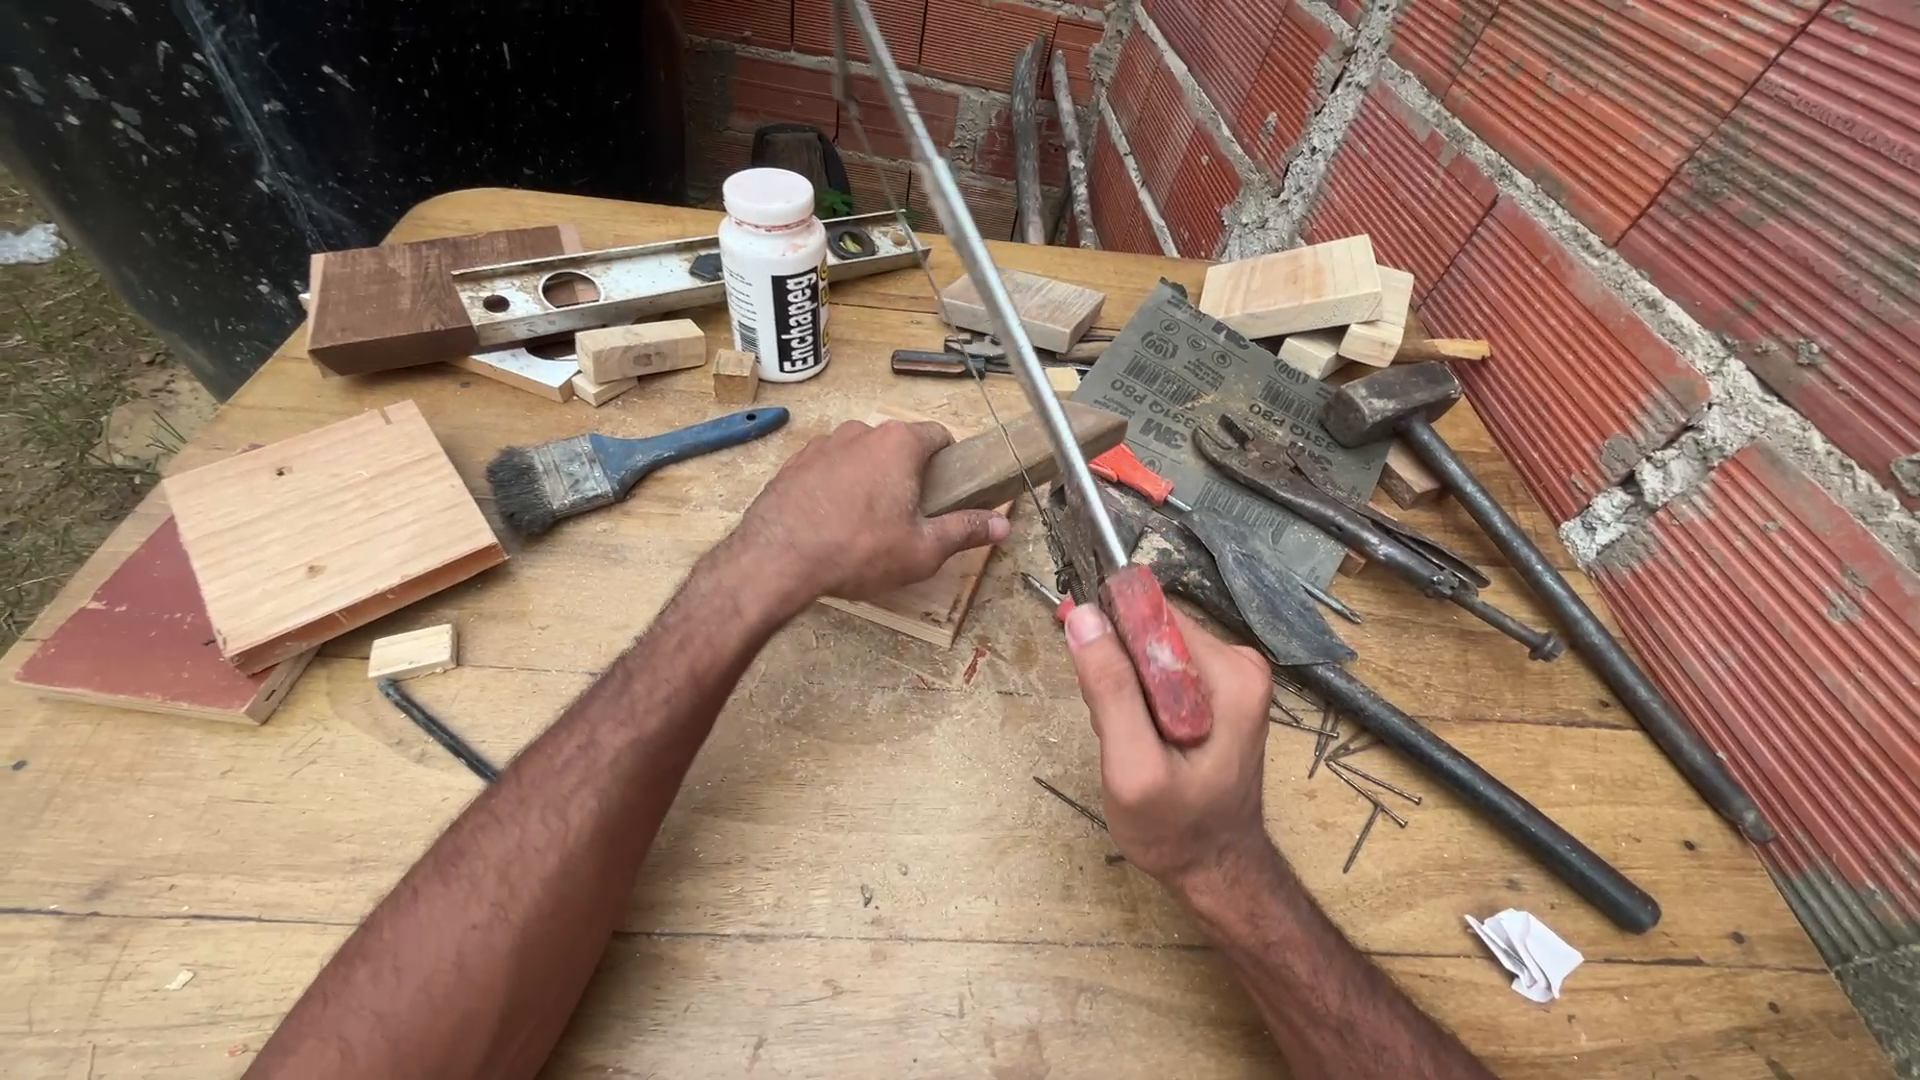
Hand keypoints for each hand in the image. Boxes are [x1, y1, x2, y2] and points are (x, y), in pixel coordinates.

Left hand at [733, 420, 1009, 603]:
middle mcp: (861, 432)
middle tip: (909, 518)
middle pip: (899, 447)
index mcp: (899, 444)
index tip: (948, 492)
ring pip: (862, 457)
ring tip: (867, 526)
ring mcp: (823, 445)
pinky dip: (838, 489)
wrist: (775, 560)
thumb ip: (965, 530)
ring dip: (871, 481)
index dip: (950, 464)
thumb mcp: (922, 549)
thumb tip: (1002, 525)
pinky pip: (829, 470)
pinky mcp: (794, 464)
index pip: (939, 436)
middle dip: (909, 476)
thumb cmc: (856, 551)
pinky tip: (834, 524)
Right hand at [1064, 604, 1274, 892]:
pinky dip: (1134, 699)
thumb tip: (1082, 616)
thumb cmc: (1176, 830)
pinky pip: (1157, 673)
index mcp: (1231, 675)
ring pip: (1148, 654)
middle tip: (1109, 726)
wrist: (1216, 870)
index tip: (1083, 666)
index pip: (1154, 618)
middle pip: (1150, 634)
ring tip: (1123, 736)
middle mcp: (1238, 665)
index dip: (1109, 632)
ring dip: (1121, 687)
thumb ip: (1109, 690)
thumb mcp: (1132, 766)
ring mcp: (1228, 679)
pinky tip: (1136, 736)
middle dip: (1114, 670)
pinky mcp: (1215, 693)